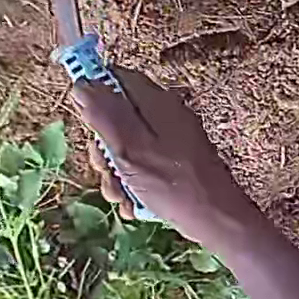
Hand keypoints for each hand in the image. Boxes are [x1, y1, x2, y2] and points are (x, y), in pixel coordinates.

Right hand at [72, 68, 266, 251]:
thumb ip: (105, 115)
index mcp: (156, 102)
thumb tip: (82, 84)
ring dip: (116, 170)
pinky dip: (134, 181)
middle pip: (118, 115)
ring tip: (121, 195)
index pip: (116, 78)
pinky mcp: (175, 160)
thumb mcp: (130, 149)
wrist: (216, 220)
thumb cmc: (172, 185)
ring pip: (127, 144)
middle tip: (106, 170)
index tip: (85, 122)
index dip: (94, 95)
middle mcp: (165, 114)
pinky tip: (134, 203)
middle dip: (103, 145)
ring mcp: (171, 138)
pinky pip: (144, 162)